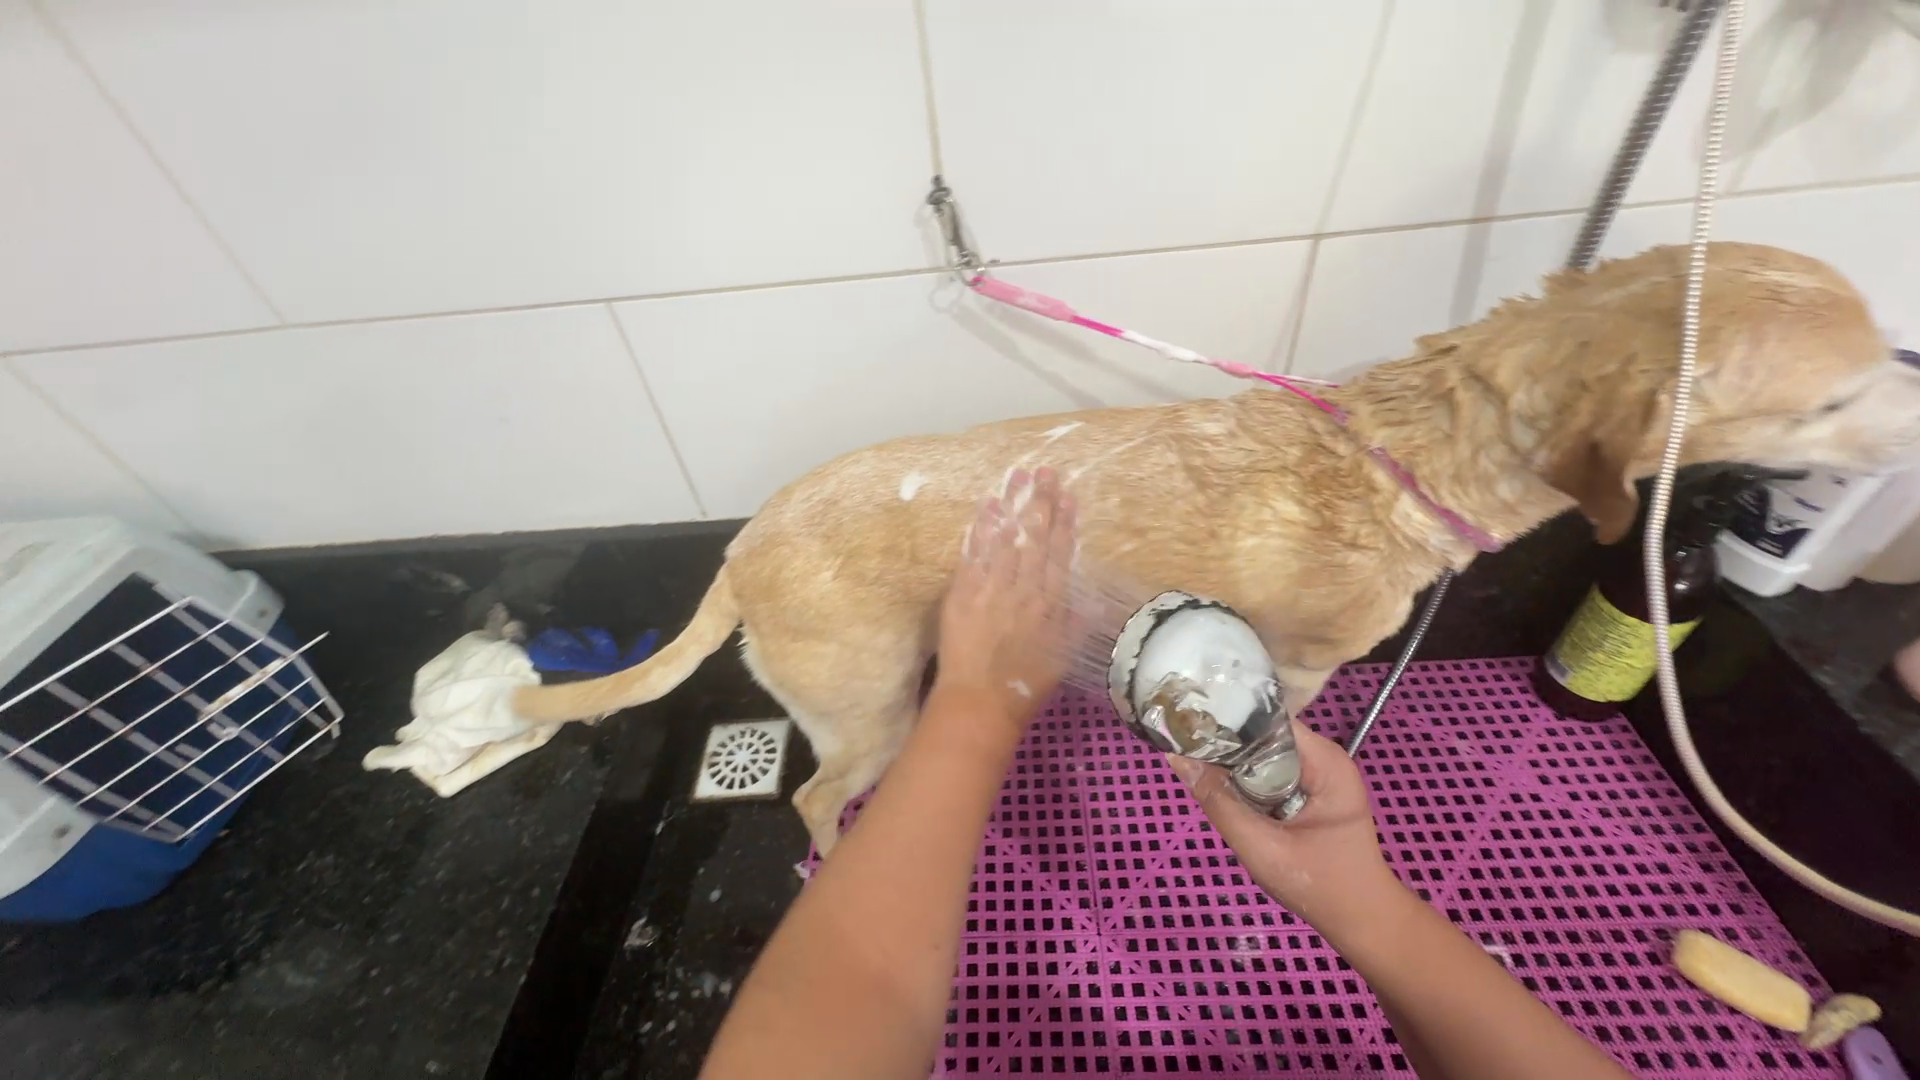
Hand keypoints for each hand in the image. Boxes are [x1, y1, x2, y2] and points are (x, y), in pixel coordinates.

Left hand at [935, 468, 1076, 730]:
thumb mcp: (1062, 659)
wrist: (980, 702)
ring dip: (1014, 506)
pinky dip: (982, 530)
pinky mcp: (964, 592)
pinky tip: (988, 506)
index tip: (1069, 495)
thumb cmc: (1024, 686)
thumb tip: (1092, 602)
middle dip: (1041, 503)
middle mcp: (1024, 590)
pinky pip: (975, 554)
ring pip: (1007, 540)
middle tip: (1046, 471)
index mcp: (1051, 604)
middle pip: (1035, 539)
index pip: (1061, 555)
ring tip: (1019, 475)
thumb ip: (1076, 626)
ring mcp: (993, 588)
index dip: (1065, 524)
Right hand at [1167, 722, 1397, 929]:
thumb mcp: (1261, 848)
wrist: (1363, 922)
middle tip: (1183, 742)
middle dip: (1225, 740)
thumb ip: (1218, 802)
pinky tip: (1217, 781)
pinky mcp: (1308, 789)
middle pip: (1263, 734)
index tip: (1188, 721)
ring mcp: (1317, 772)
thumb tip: (1178, 757)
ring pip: (1262, 753)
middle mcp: (1322, 757)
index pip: (1268, 720)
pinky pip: (1267, 770)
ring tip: (1193, 757)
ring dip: (1232, 760)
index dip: (1228, 719)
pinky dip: (1243, 776)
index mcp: (1324, 761)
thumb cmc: (1319, 885)